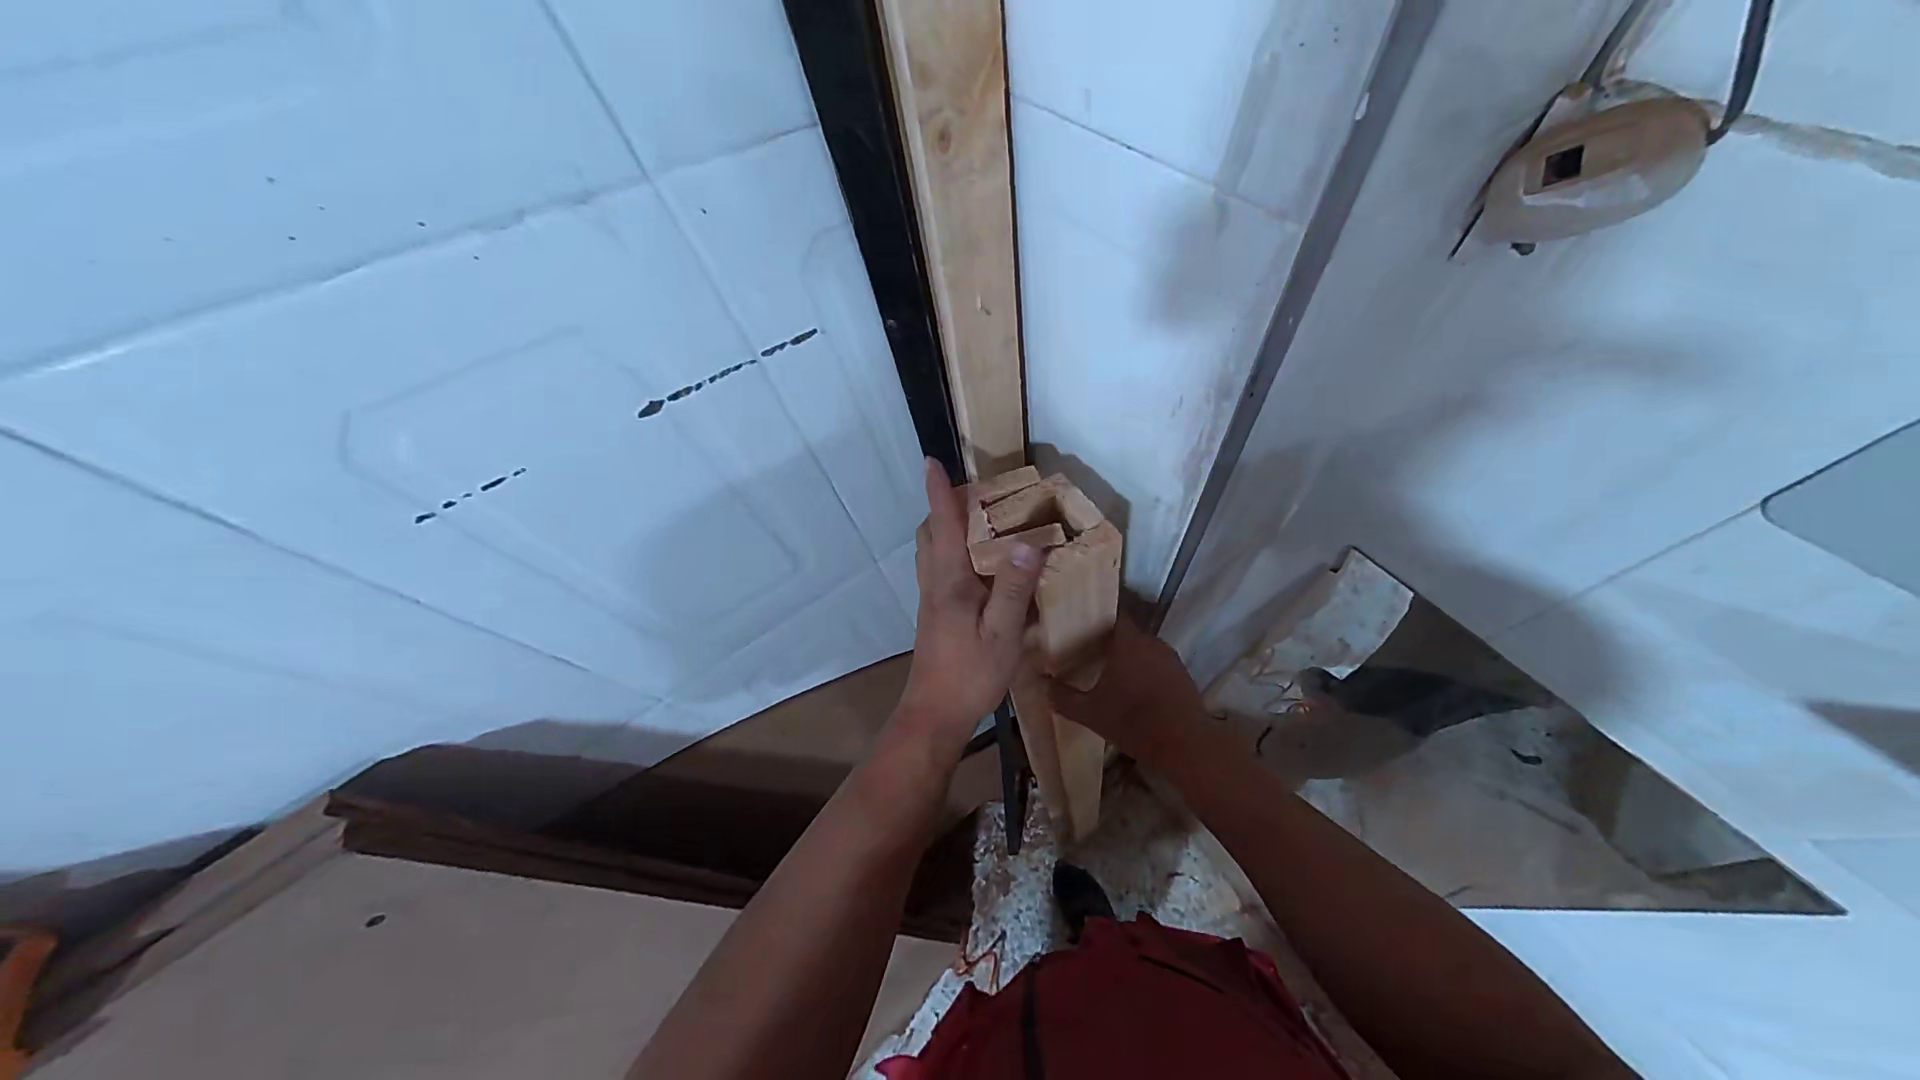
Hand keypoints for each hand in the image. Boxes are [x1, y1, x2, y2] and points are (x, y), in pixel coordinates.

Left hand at [897, 460, 1044, 737]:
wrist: (934, 713)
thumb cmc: (969, 674)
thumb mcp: (1002, 634)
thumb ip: (1013, 589)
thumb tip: (1027, 542)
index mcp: (949, 581)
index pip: (941, 524)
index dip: (937, 491)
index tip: (930, 460)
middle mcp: (934, 583)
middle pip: (929, 533)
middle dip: (943, 505)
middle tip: (974, 492)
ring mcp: (930, 599)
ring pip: (930, 551)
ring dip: (945, 527)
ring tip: (977, 520)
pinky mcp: (934, 614)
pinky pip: (937, 568)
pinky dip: (951, 551)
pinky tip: (978, 566)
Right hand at [1051, 616, 1214, 770]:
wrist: (1185, 745)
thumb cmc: (1133, 721)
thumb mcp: (1090, 713)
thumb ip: (1063, 697)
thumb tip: (1041, 684)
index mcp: (1127, 642)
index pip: (1112, 616)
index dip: (1096, 619)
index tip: (1080, 627)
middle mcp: (1151, 642)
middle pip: (1127, 634)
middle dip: (1109, 643)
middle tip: (1088, 655)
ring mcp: (1171, 659)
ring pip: (1144, 651)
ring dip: (1129, 659)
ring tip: (1110, 674)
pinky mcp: (1183, 676)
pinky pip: (1158, 666)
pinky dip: (1146, 673)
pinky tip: (1135, 691)